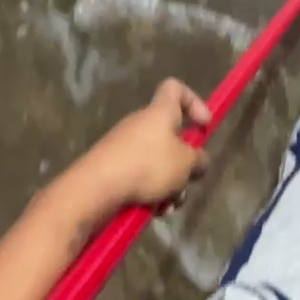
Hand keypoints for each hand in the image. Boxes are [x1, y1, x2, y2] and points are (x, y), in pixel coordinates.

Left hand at [46, 80, 210, 232]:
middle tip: (187, 179)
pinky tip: (154, 211)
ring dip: (169, 184)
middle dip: (182, 162)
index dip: (194, 102)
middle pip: (170, 136)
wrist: (95, 189)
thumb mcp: (187, 164)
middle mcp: (140, 124)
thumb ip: (199, 160)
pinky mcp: (112, 169)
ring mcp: (124, 147)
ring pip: (157, 163)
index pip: (175, 89)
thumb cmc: (148, 166)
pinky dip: (151, 193)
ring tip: (169, 205)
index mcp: (160, 113)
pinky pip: (141, 177)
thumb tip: (198, 161)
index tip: (204, 125)